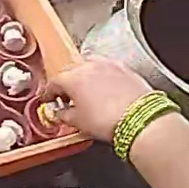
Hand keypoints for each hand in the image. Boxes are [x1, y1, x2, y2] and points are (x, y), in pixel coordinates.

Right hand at [41, 58, 155, 143]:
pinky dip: (103, 79)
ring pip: (90, 68)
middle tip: (67, 98)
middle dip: (67, 84)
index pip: (53, 83)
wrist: (139, 119)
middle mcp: (88, 66)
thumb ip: (63, 115)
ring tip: (87, 94)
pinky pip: (108, 71)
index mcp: (71, 77)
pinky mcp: (125, 69)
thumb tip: (61, 113)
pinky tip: (105, 92)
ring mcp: (108, 65)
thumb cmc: (107, 120)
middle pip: (71, 72)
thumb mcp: (77, 122)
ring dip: (85, 78)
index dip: (49, 93)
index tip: (49, 99)